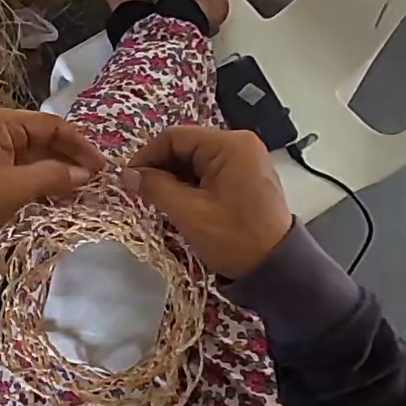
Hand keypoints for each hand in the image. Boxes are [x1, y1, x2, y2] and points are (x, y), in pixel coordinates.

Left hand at [0, 108, 106, 241]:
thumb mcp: (17, 187)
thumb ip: (54, 176)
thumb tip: (85, 174)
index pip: (51, 125)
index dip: (79, 145)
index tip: (101, 166)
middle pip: (43, 139)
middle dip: (69, 160)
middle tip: (95, 180)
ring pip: (33, 157)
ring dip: (57, 173)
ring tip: (81, 191)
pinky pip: (21, 171)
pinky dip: (40, 182)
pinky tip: (58, 197)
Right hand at [123, 126, 291, 277]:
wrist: (276, 267)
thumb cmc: (234, 238)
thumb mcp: (189, 213)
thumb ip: (156, 188)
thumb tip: (129, 175)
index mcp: (229, 145)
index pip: (175, 137)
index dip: (147, 156)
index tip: (129, 180)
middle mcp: (240, 144)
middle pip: (186, 147)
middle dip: (160, 168)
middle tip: (141, 193)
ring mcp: (246, 160)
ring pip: (195, 161)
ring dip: (174, 179)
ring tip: (159, 202)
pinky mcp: (246, 177)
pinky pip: (209, 172)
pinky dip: (191, 185)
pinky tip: (180, 204)